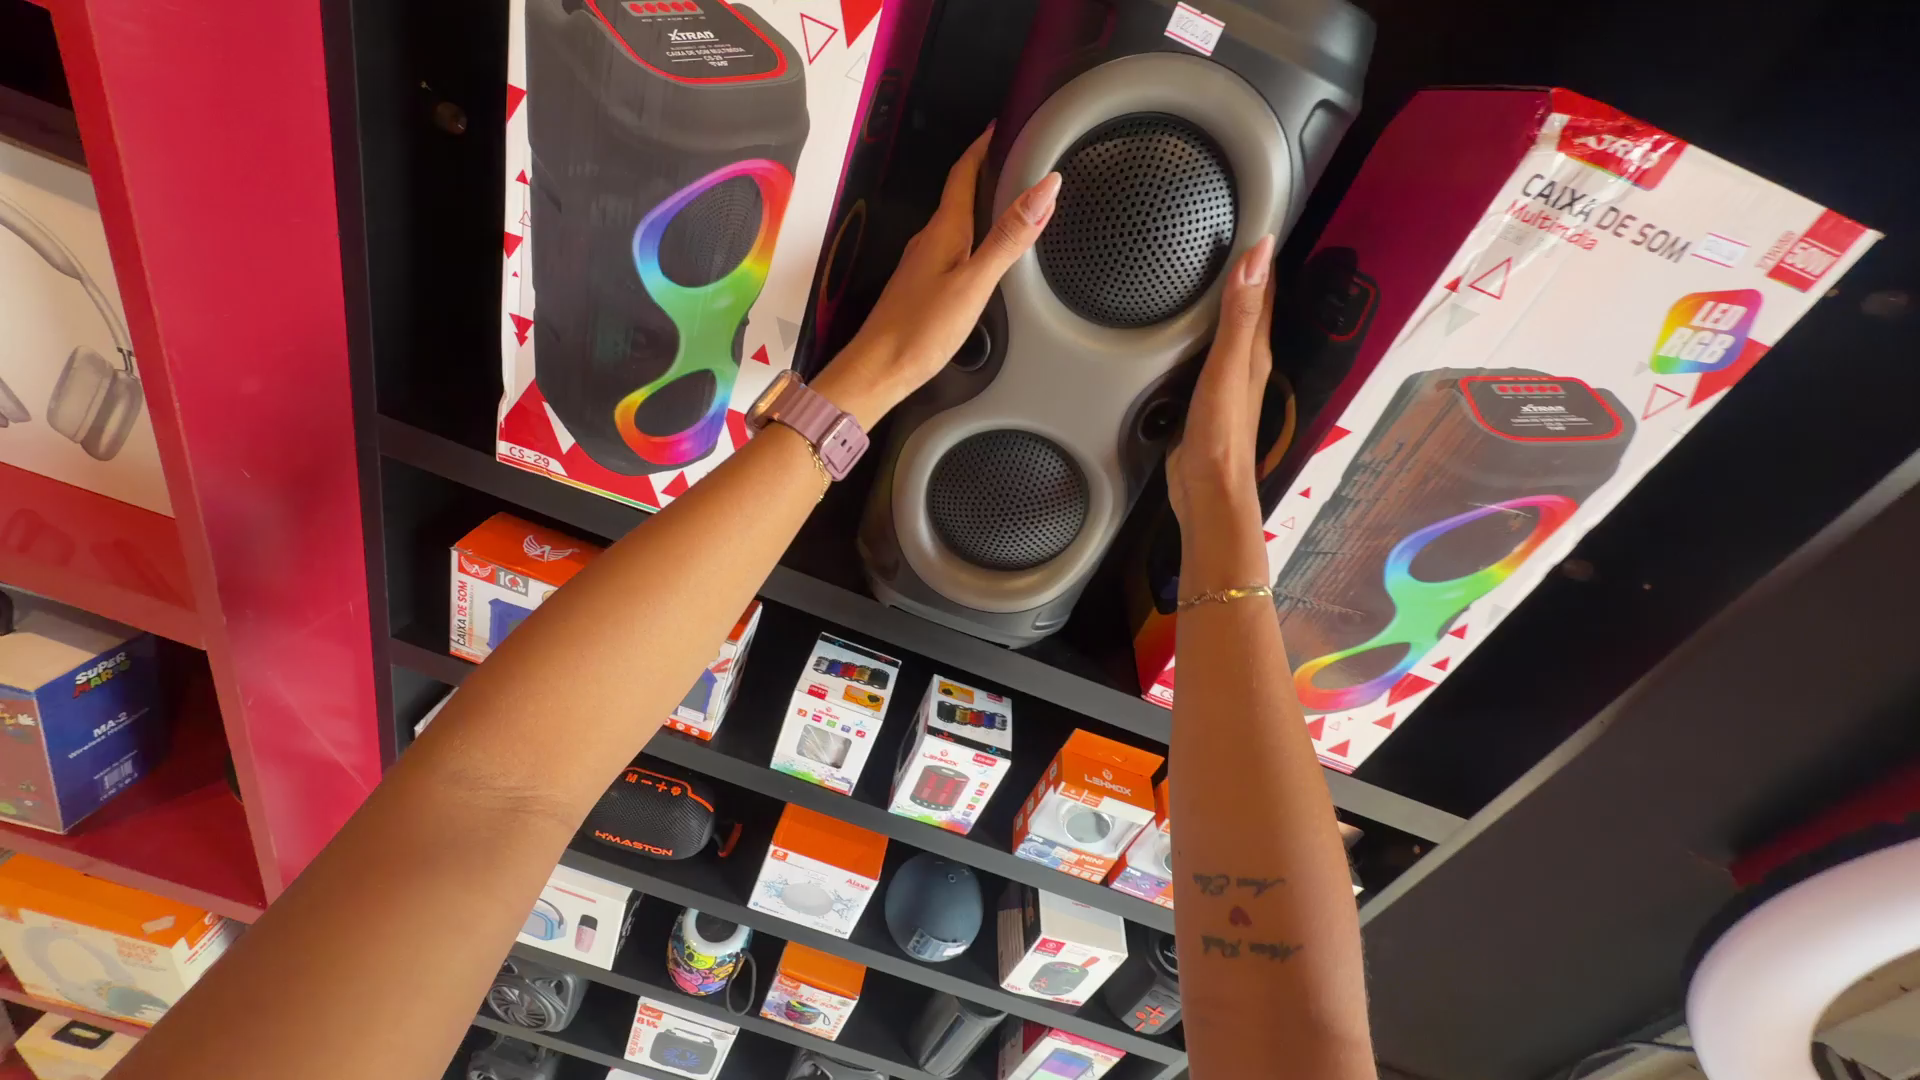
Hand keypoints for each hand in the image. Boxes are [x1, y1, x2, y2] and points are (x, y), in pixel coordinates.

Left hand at [812, 126, 1061, 428]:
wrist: (879, 369)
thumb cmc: (920, 331)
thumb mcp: (975, 283)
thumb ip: (1009, 238)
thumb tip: (1044, 189)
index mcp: (943, 231)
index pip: (963, 174)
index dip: (983, 147)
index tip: (1000, 128)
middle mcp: (928, 242)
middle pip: (959, 197)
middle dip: (985, 175)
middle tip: (1012, 161)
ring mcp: (921, 266)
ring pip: (954, 225)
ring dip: (978, 209)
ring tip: (1005, 204)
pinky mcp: (920, 288)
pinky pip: (949, 251)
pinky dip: (969, 240)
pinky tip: (979, 256)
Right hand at [1167, 234, 1276, 580]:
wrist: (1207, 490)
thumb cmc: (1220, 432)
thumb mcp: (1228, 368)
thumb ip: (1239, 315)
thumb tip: (1259, 254)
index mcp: (1256, 353)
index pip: (1263, 295)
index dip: (1260, 261)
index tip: (1250, 224)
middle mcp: (1245, 366)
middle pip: (1246, 313)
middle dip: (1241, 279)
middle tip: (1222, 242)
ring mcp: (1224, 387)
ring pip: (1224, 337)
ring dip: (1219, 309)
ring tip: (1201, 280)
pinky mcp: (1203, 405)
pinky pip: (1201, 361)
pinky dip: (1195, 341)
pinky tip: (1181, 338)